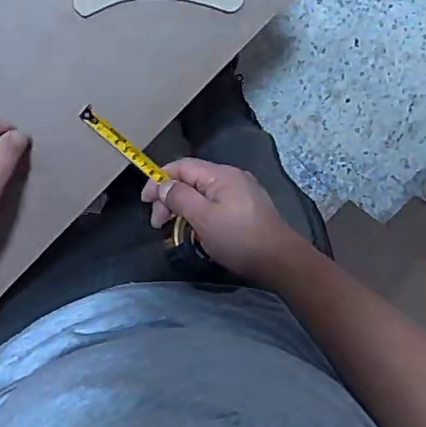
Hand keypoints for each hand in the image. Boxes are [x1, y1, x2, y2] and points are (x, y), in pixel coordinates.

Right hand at [140, 158, 309, 283]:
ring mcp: (241, 192)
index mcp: (221, 175)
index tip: (145, 202)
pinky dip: (199, 214)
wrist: (280, 260)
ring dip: (183, 208)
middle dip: (170, 198)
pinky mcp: (247, 208)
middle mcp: (232, 177)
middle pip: (191, 179)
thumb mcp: (203, 218)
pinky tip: (196, 231)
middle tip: (158, 224)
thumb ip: (179, 198)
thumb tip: (163, 185)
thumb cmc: (239, 239)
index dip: (159, 179)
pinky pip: (215, 204)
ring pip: (202, 193)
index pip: (181, 166)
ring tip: (174, 230)